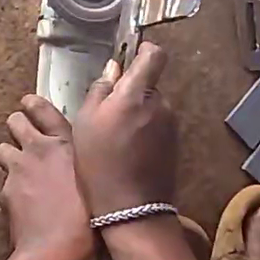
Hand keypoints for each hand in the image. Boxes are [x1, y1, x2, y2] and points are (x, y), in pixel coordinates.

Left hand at [0, 94, 93, 259]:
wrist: (59, 252)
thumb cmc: (92, 222)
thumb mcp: (100, 185)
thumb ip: (92, 168)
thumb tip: (96, 168)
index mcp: (67, 143)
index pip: (43, 109)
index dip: (33, 104)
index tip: (29, 103)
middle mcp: (39, 149)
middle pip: (15, 121)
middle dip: (17, 126)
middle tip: (24, 136)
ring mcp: (19, 169)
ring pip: (2, 148)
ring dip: (9, 155)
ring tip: (20, 168)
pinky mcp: (5, 192)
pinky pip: (2, 182)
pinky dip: (9, 188)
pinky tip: (20, 202)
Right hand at [71, 42, 177, 214]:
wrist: (131, 209)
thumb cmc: (99, 162)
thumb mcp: (85, 121)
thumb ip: (101, 89)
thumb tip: (113, 69)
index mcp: (137, 94)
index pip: (154, 55)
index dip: (144, 51)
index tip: (129, 58)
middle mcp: (160, 104)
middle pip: (149, 83)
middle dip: (131, 91)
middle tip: (107, 111)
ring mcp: (171, 125)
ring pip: (152, 105)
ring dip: (137, 112)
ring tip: (115, 135)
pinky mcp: (175, 143)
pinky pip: (157, 124)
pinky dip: (144, 129)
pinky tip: (128, 149)